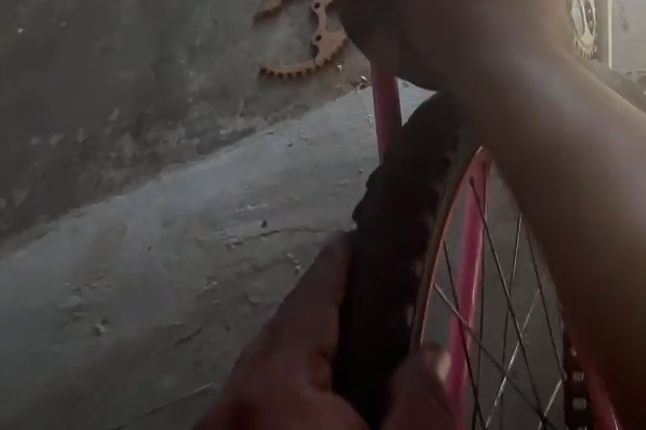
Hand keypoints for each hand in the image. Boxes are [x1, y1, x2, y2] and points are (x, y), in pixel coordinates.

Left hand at [196, 235, 450, 429]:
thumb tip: (428, 353)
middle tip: (365, 288)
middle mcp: (231, 402)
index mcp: (274, 388)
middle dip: (323, 306)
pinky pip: (250, 402)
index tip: (357, 234)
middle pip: (280, 331)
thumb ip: (421, 402)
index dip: (338, 262)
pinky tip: (315, 394)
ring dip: (302, 350)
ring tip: (347, 339)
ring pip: (260, 370)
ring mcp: (217, 428)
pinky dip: (283, 385)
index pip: (311, 300)